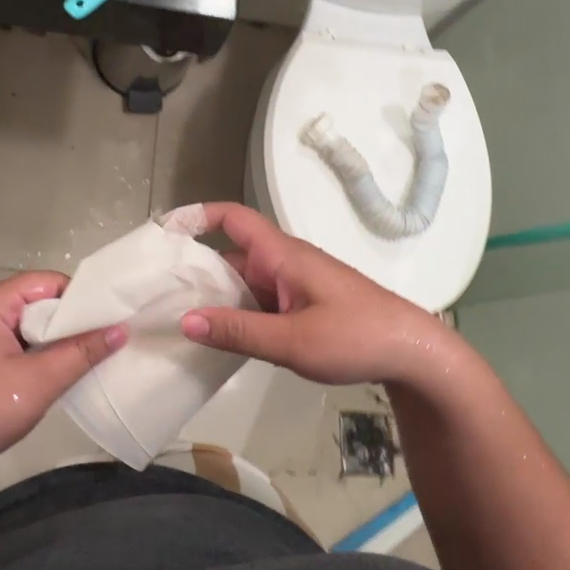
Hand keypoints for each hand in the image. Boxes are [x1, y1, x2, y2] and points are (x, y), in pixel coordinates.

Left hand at [0, 272, 126, 473]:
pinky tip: (53, 377)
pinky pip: (13, 345)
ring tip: (84, 361)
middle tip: (103, 343)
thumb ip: (81, 353)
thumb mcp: (39, 381)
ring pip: (26, 327)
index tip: (109, 320)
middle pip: (37, 303)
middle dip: (68, 323)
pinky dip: (34, 356)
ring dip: (52, 343)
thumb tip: (120, 329)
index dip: (80, 299)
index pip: (47, 283)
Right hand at [179, 202, 462, 386]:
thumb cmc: (356, 336)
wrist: (413, 353)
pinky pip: (260, 303)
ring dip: (217, 299)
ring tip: (177, 322)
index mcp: (282, 255)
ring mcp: (295, 285)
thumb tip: (184, 319)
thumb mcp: (293, 341)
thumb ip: (238, 331)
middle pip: (231, 257)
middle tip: (156, 295)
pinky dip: (238, 316)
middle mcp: (285, 262)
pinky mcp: (303, 305)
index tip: (163, 232)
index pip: (233, 218)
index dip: (197, 216)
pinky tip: (220, 341)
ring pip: (244, 284)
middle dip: (196, 272)